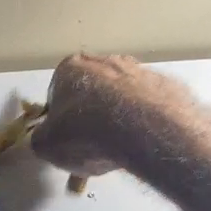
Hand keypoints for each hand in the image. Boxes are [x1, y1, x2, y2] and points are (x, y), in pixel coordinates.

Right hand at [32, 53, 196, 175]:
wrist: (143, 132)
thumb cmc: (85, 133)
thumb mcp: (46, 145)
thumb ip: (43, 138)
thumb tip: (47, 140)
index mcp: (70, 67)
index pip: (58, 92)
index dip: (61, 119)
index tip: (67, 140)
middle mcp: (105, 60)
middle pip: (93, 91)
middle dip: (92, 116)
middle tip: (94, 147)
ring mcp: (140, 70)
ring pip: (123, 97)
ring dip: (120, 119)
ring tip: (121, 150)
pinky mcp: (167, 86)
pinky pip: (151, 106)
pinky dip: (147, 122)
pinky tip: (144, 143)